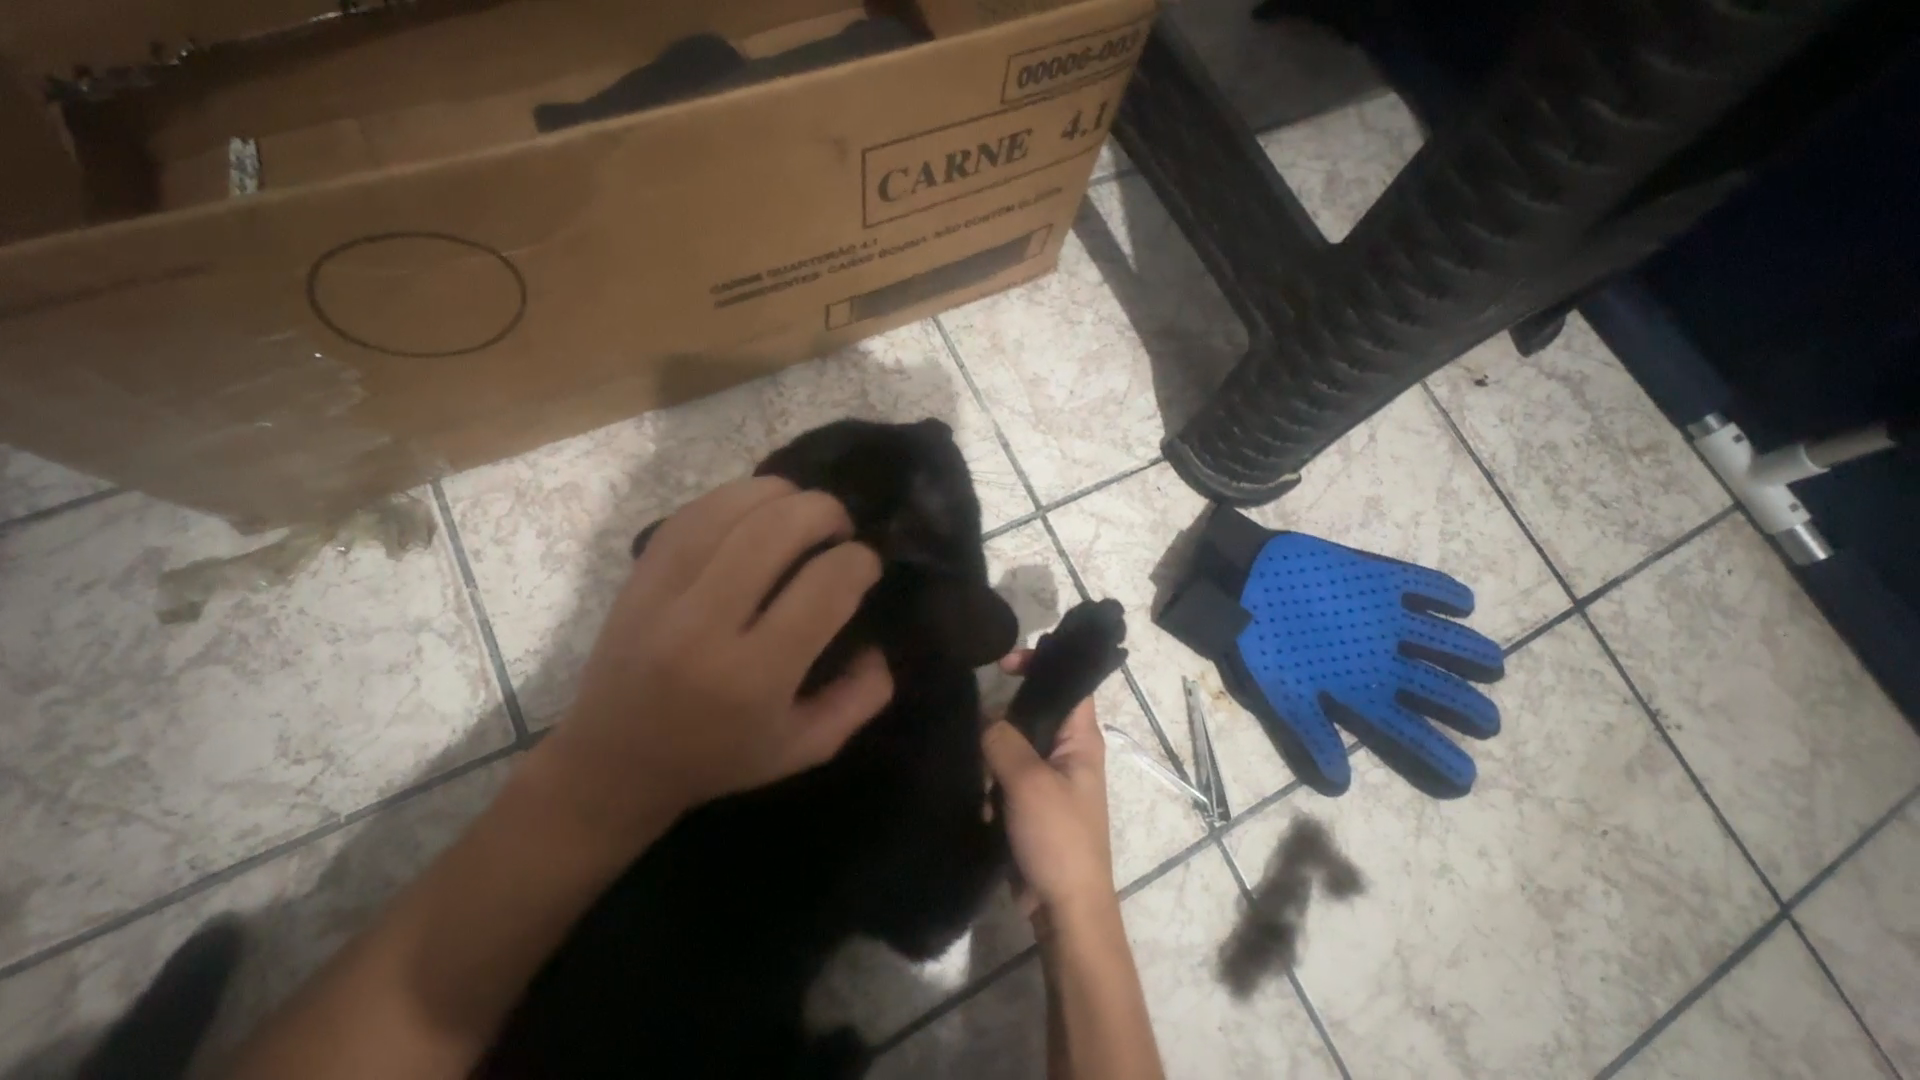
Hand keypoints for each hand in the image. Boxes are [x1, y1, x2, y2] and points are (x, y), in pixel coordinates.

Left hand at [542, 476, 893, 844]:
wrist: (615, 761)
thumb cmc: (718, 759)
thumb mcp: (805, 748)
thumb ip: (859, 699)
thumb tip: (879, 643)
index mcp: (753, 677)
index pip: (823, 587)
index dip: (860, 562)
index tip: (866, 566)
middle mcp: (705, 626)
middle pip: (777, 529)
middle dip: (826, 512)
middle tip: (839, 529)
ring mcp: (664, 593)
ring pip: (732, 507)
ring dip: (782, 495)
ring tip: (801, 512)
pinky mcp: (639, 574)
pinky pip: (693, 511)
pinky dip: (736, 498)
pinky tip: (756, 511)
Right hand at [982, 651, 1114, 924]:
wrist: (1064, 907)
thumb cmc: (1058, 838)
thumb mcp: (1029, 781)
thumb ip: (1003, 740)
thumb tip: (984, 719)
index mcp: (1082, 740)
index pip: (1069, 684)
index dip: (1042, 664)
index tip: (1003, 664)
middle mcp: (1068, 754)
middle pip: (1035, 713)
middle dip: (1004, 711)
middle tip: (970, 705)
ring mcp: (1048, 782)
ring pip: (1014, 746)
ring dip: (991, 749)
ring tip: (965, 747)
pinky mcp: (1029, 807)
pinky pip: (1004, 777)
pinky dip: (988, 778)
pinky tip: (970, 783)